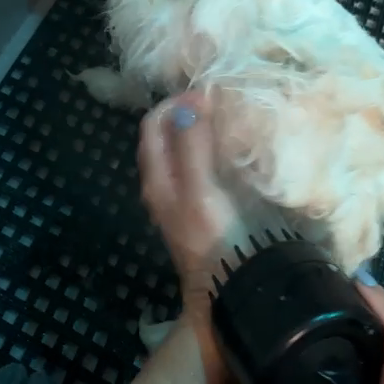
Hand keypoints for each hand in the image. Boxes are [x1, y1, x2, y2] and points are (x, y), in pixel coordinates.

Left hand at [138, 92, 238, 305]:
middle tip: (216, 101)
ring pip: (181, 150)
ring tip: (225, 118)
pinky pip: (198, 166)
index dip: (174, 103)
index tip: (205, 94)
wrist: (230, 289)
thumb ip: (192, 144)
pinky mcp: (201, 207)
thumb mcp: (200, 187)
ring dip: (198, 130)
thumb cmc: (213, 236)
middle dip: (185, 113)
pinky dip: (209, 149)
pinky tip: (231, 148)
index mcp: (155, 177)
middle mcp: (162, 184)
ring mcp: (181, 197)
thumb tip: (191, 99)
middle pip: (164, 136)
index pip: (152, 124)